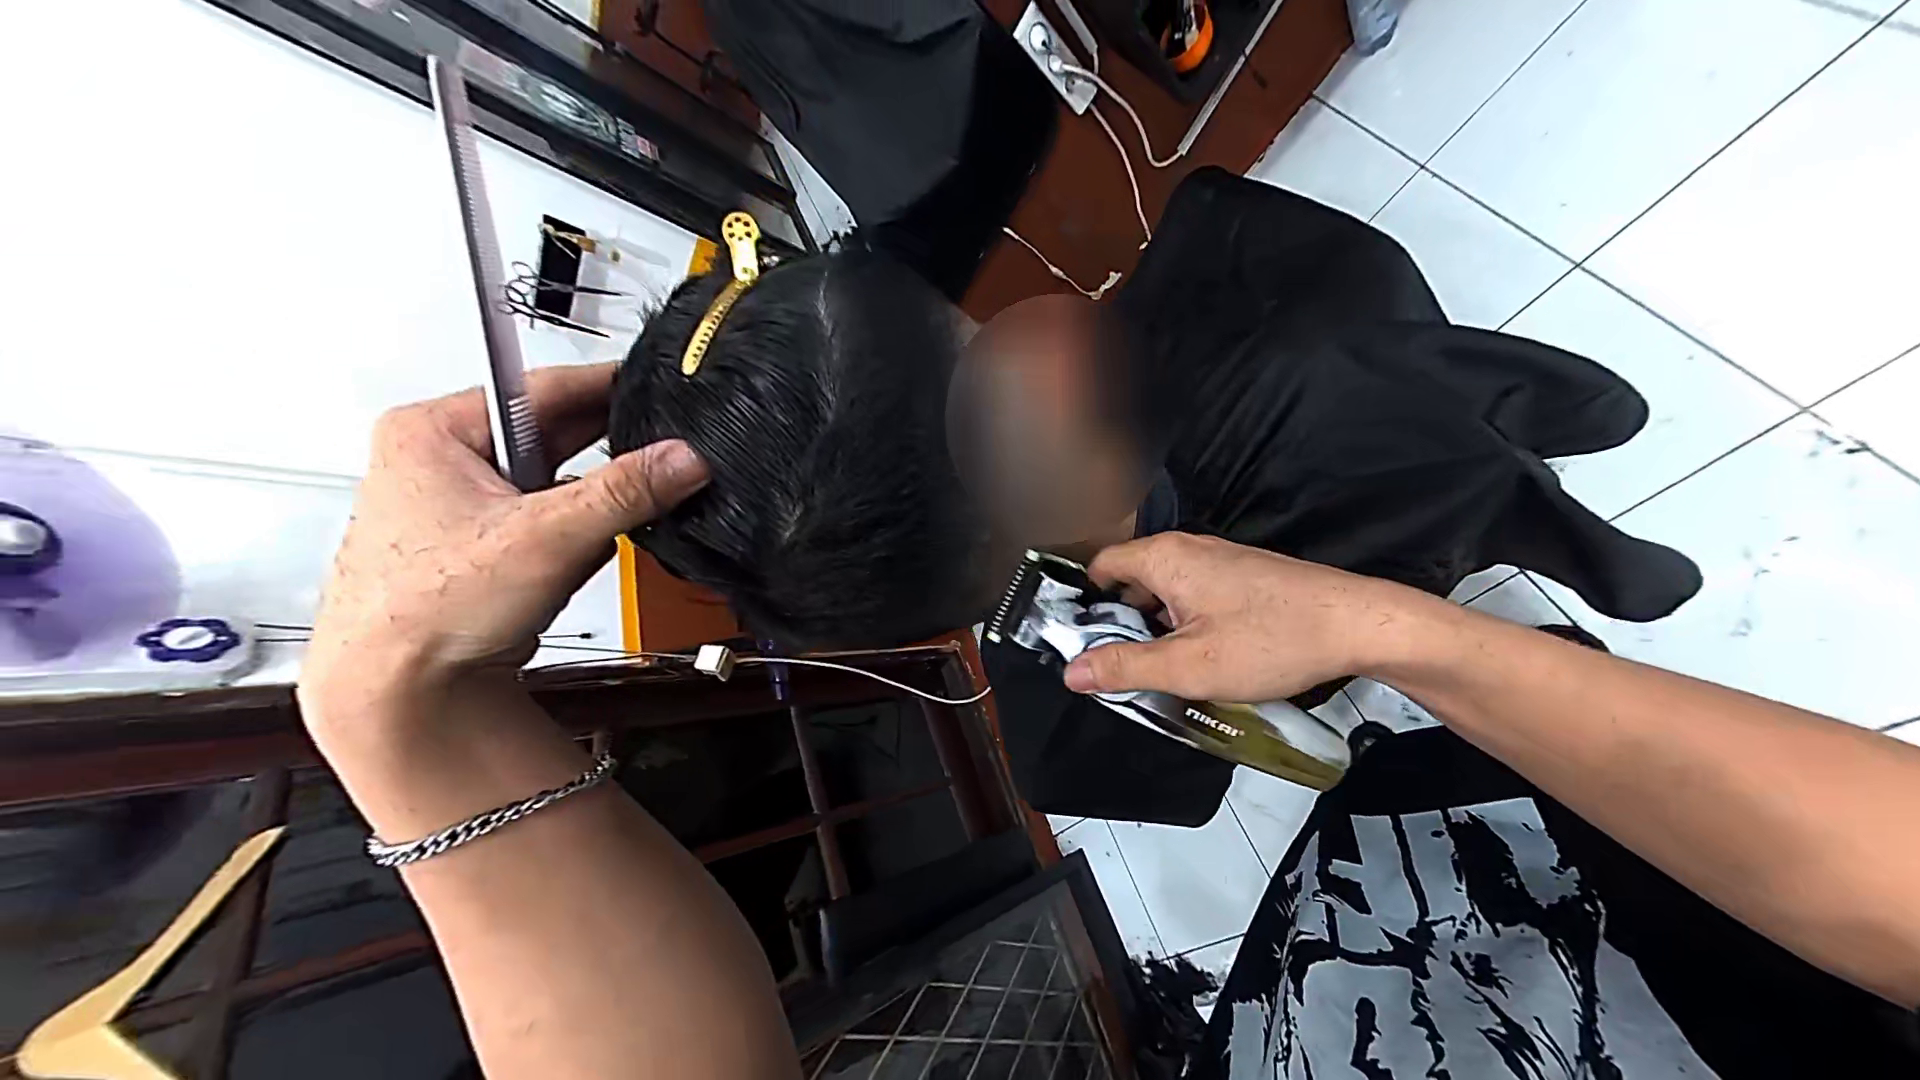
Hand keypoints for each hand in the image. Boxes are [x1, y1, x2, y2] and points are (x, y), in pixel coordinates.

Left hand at [298, 363, 707, 722]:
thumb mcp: (547, 535)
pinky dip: (581, 526)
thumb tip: (682, 458)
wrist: (403, 693)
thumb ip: (626, 490)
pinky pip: (555, 512)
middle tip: (661, 447)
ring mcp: (470, 501)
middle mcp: (448, 459)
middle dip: (607, 447)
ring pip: (558, 477)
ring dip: (594, 496)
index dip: (609, 384)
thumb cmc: (425, 612)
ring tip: (609, 518)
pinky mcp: (492, 538)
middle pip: (554, 432)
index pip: (543, 387)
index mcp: (436, 432)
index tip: (657, 383)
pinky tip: (584, 550)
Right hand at [1062, 533, 1442, 701]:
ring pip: (1162, 592)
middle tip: (1121, 665)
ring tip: (1161, 668)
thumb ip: (1125, 667)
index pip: (1100, 568)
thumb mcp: (1188, 665)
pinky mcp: (1240, 577)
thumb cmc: (1273, 639)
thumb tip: (1073, 672)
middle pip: (1129, 582)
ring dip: (1154, 627)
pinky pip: (1191, 596)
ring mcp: (1217, 561)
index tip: (1080, 641)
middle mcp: (1187, 550)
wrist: (1360, 626)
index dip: (1085, 604)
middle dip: (1120, 623)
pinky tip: (1200, 657)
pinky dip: (1183, 623)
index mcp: (1164, 558)